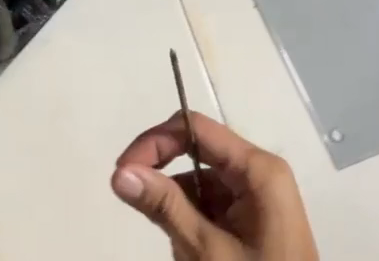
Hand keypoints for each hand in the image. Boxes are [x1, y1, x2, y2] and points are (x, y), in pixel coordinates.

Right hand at [111, 111, 318, 260]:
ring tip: (182, 253)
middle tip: (138, 206)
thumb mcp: (208, 252)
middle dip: (166, 181)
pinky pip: (211, 205)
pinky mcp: (253, 218)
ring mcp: (257, 196)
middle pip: (196, 153)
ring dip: (178, 210)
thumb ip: (164, 206)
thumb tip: (119, 173)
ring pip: (200, 183)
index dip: (154, 142)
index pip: (194, 129)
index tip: (123, 172)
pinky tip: (192, 255)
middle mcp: (259, 172)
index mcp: (257, 169)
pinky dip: (192, 224)